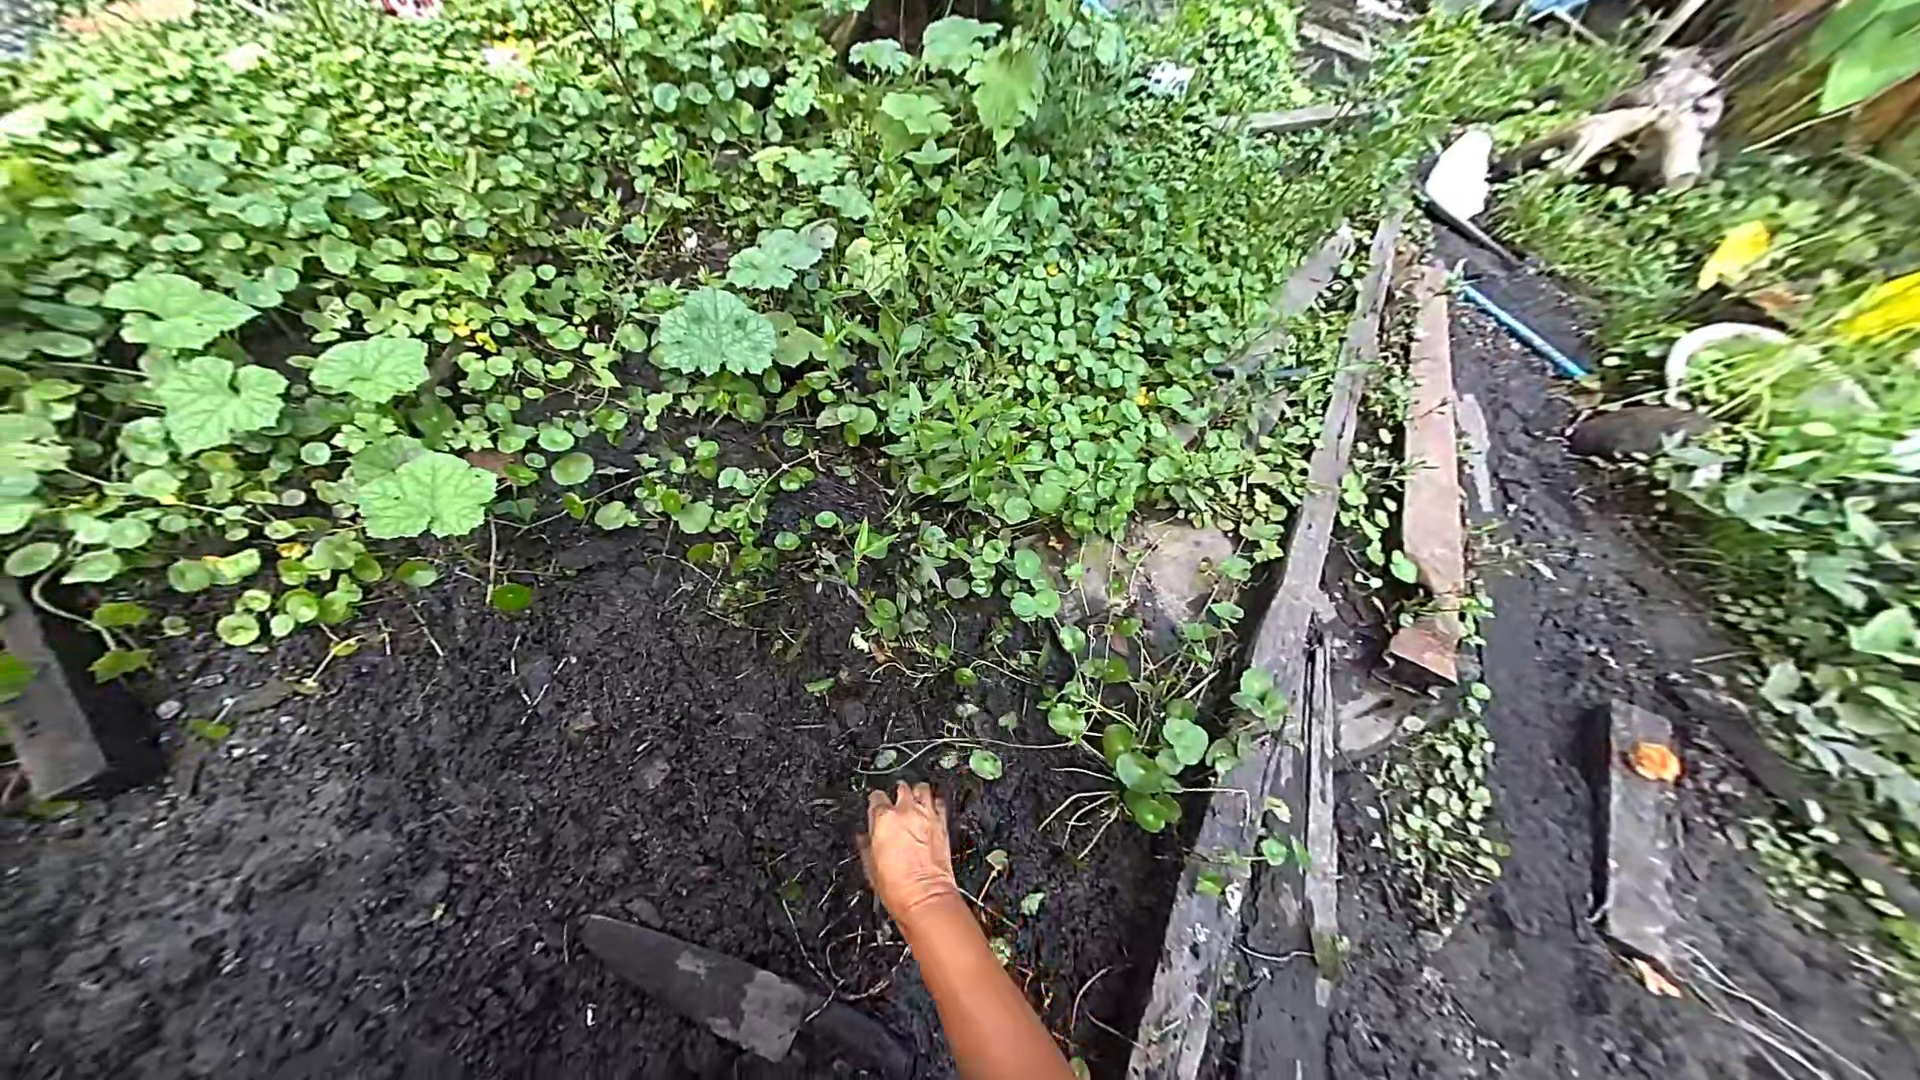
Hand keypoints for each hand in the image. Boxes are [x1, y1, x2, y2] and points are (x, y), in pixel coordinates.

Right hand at [860, 782, 958, 924]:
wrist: (925, 898)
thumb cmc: (898, 888)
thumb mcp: (870, 867)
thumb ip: (866, 844)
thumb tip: (864, 837)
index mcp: (883, 818)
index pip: (876, 796)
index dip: (875, 801)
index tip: (876, 807)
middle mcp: (905, 811)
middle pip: (900, 787)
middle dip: (897, 793)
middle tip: (895, 803)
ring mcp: (926, 814)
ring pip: (922, 787)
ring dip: (916, 792)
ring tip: (914, 800)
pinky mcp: (942, 822)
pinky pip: (939, 800)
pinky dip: (934, 801)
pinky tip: (931, 808)